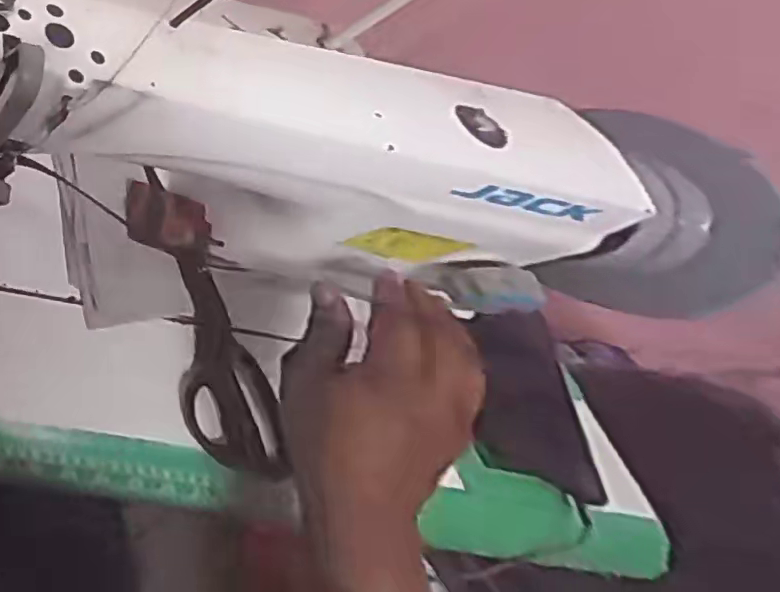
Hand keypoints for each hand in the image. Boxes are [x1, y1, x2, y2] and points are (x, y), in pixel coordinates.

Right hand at [281, 273, 484, 591]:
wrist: (359, 505)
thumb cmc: (321, 438)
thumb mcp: (306, 379)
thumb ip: (324, 334)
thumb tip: (330, 293)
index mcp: (394, 376)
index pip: (401, 322)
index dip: (393, 295)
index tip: (385, 274)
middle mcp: (435, 392)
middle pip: (443, 338)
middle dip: (429, 307)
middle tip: (412, 286)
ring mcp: (454, 415)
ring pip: (468, 361)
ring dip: (454, 330)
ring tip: (436, 311)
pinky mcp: (458, 433)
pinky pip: (473, 383)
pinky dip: (464, 357)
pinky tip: (450, 352)